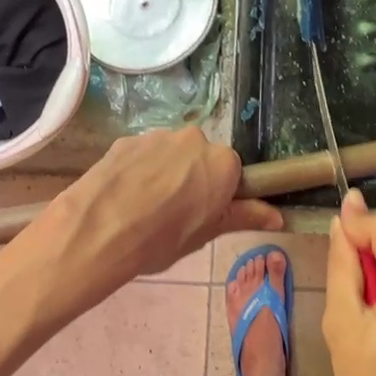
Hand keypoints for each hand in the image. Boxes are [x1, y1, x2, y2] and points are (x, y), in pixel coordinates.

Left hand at [37, 128, 283, 299]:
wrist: (99, 230)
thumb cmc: (161, 239)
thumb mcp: (205, 234)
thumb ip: (243, 217)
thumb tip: (277, 215)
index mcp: (221, 163)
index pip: (231, 172)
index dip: (219, 194)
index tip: (204, 213)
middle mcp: (193, 139)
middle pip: (200, 158)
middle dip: (192, 179)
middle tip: (174, 214)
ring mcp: (157, 136)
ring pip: (170, 154)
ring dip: (164, 173)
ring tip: (144, 208)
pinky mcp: (127, 139)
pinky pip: (142, 154)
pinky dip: (138, 171)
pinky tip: (124, 197)